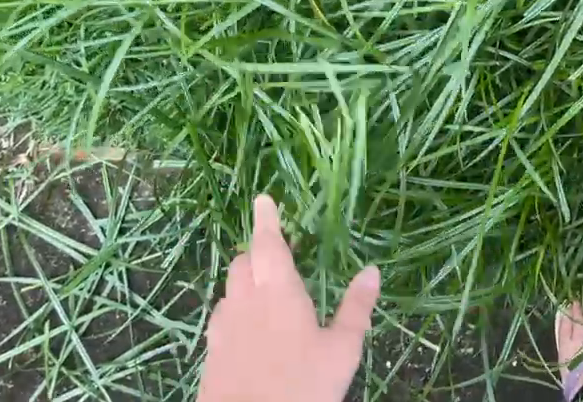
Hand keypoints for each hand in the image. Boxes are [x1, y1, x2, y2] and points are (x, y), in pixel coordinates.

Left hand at [197, 194, 380, 401]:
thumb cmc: (299, 391)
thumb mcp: (342, 352)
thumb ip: (356, 308)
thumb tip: (371, 270)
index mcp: (278, 293)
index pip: (268, 245)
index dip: (266, 219)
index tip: (263, 198)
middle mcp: (245, 305)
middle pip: (243, 264)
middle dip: (257, 251)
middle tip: (276, 249)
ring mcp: (223, 334)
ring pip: (229, 292)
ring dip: (244, 281)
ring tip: (264, 286)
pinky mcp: (211, 361)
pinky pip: (221, 322)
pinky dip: (234, 311)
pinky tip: (248, 328)